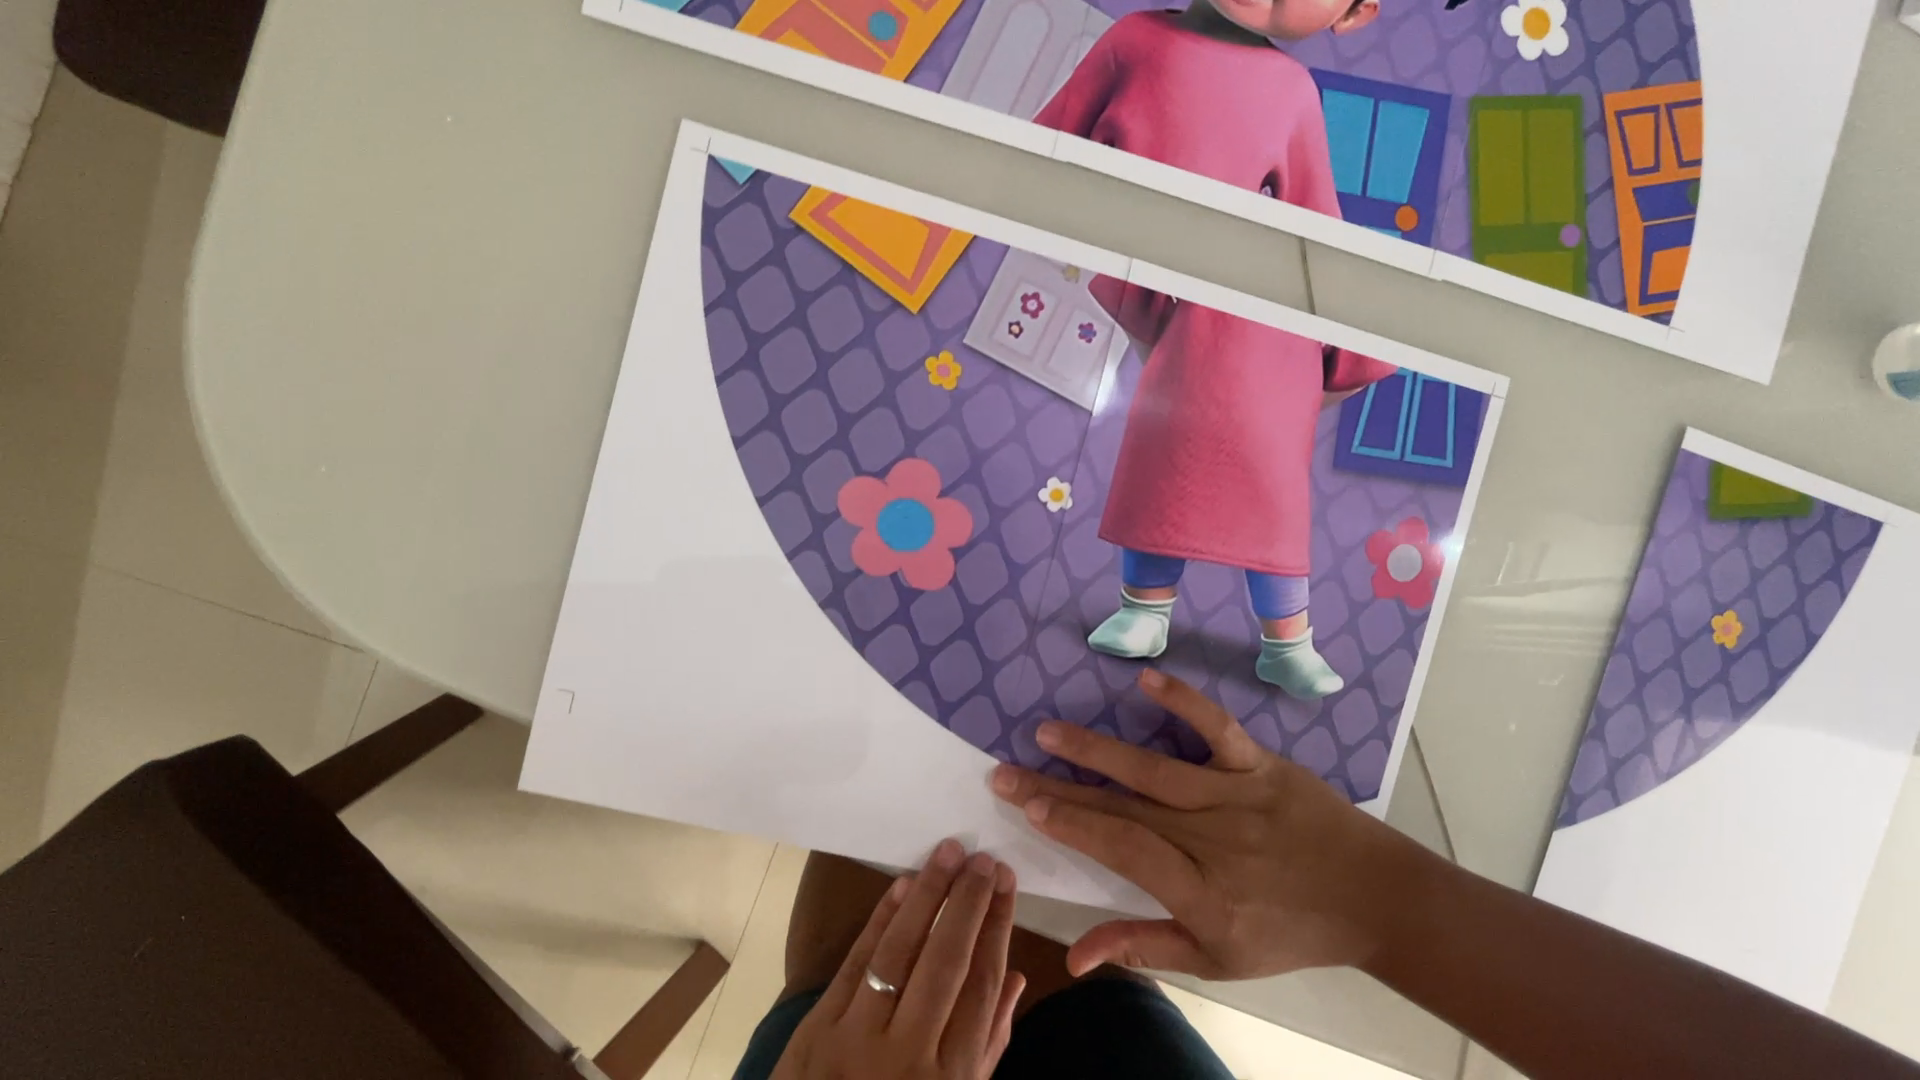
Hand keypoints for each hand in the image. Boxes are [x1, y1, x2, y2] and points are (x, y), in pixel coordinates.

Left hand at [771, 840, 1025, 1078]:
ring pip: (900, 952)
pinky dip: (881, 919)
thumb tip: (1017, 976)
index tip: (1005, 881)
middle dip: (969, 902)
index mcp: (952, 1076)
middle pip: (947, 961)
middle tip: (983, 858)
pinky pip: (856, 962)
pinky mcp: (819, 1026)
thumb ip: (989, 1044)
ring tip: (948, 853)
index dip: (997, 926)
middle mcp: (910, 1053)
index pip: (982, 983)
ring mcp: (859, 1037)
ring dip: (927, 895)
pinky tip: (903, 885)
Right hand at [990, 670, 1436, 980]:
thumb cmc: (1288, 932)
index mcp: (1200, 894)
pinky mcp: (1261, 764)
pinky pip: (1218, 731)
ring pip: (1154, 770)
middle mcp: (1212, 841)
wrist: (1374, 898)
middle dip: (1058, 789)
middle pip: (1123, 810)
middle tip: (1005, 771)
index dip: (1073, 827)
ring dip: (1096, 750)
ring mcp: (1237, 796)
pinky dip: (1184, 705)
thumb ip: (1143, 946)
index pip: (1123, 851)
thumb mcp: (1217, 961)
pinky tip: (1145, 682)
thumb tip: (1074, 956)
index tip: (1025, 807)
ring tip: (1046, 732)